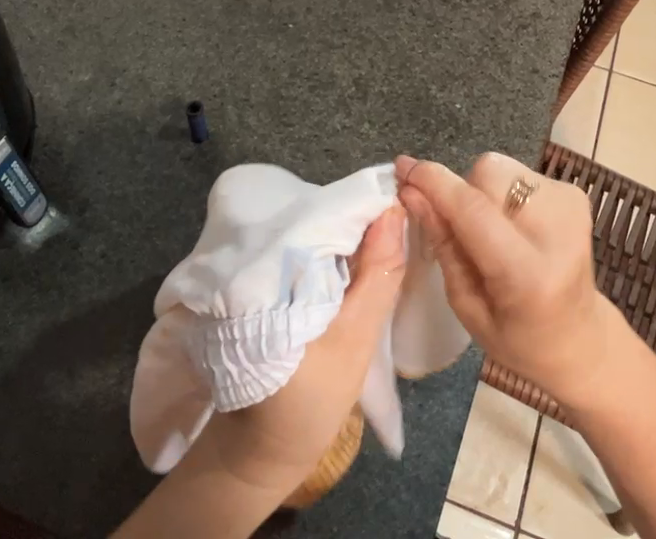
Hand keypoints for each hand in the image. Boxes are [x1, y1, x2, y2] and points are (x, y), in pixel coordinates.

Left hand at [194, 206, 407, 497]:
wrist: (258, 447)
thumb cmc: (307, 402)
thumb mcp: (354, 340)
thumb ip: (377, 275)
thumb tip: (395, 210)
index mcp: (268, 264)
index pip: (327, 212)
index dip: (368, 208)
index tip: (404, 210)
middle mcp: (252, 254)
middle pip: (318, 216)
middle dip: (357, 220)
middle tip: (398, 232)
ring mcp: (251, 265)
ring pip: (312, 231)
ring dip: (345, 236)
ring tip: (380, 245)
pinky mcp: (258, 279)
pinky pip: (301, 249)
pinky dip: (329, 253)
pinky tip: (352, 264)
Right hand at [395, 153, 626, 413]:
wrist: (580, 337)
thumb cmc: (517, 337)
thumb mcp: (467, 305)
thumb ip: (442, 244)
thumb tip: (411, 193)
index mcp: (528, 273)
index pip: (473, 210)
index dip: (434, 183)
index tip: (401, 168)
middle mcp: (557, 230)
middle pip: (488, 173)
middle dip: (461, 190)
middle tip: (459, 227)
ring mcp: (571, 206)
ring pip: (501, 168)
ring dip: (482, 190)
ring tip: (490, 230)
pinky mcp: (576, 194)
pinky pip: (518, 174)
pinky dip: (503, 193)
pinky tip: (513, 226)